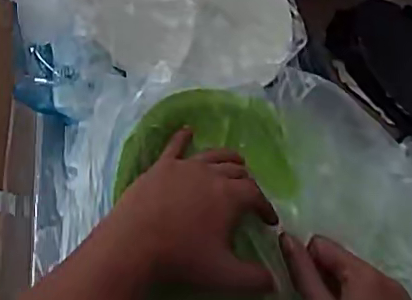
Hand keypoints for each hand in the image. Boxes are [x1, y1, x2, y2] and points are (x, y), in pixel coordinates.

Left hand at [103, 128, 277, 293]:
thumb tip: (274, 280)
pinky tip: (188, 130)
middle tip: (251, 195)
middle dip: (248, 182)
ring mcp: (184, 165)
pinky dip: (184, 136)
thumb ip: (255, 279)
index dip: (265, 206)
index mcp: (228, 196)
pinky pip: (175, 145)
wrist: (137, 240)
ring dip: (227, 158)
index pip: (255, 194)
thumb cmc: (183, 256)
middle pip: (236, 171)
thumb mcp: (225, 275)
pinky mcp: (162, 164)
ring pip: (212, 155)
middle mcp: (209, 173)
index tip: (269, 220)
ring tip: (237, 161)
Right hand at [283, 234, 410, 299]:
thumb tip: (285, 235)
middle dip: (328, 279)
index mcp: (366, 270)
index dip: (309, 266)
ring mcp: (402, 295)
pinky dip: (361, 299)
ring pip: (356, 278)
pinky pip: (374, 292)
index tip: (310, 291)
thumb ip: (303, 271)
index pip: (320, 244)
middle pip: (340, 261)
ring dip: (344, 291)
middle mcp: (387, 275)